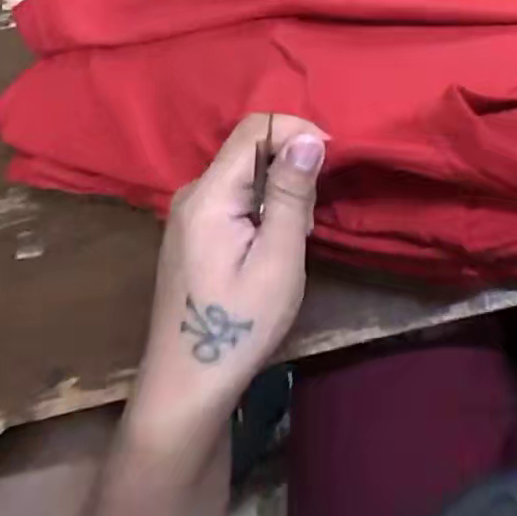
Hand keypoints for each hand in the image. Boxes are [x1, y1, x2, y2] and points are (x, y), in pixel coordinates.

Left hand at [129, 114, 327, 436]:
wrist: (186, 386)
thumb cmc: (240, 325)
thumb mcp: (278, 260)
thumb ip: (292, 194)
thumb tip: (309, 137)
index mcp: (209, 194)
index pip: (253, 129)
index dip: (295, 130)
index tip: (330, 158)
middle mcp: (192, 192)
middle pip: (248, 149)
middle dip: (290, 168)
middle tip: (309, 221)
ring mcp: (189, 212)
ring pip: (244, 173)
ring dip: (279, 191)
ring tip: (292, 240)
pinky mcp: (193, 229)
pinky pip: (234, 196)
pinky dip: (262, 207)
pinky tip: (270, 245)